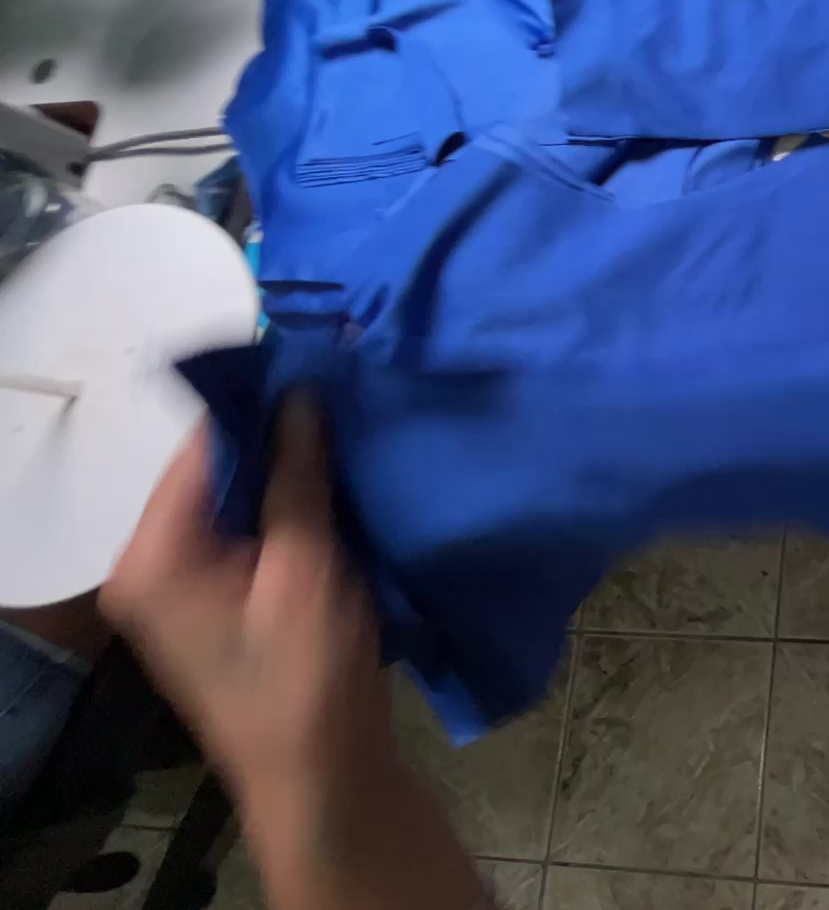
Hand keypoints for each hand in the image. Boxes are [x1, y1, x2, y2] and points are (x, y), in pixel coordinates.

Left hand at [102, 396, 395, 801]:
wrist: (320, 762)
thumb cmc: (307, 669)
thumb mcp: (308, 569)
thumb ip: (299, 484)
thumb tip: (301, 398)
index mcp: (158, 553)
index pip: (206, 450)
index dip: (264, 404)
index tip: (330, 366)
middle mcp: (164, 559)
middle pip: (228, 471)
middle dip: (292, 436)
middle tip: (363, 401)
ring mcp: (201, 578)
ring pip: (255, 497)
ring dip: (307, 470)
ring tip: (369, 435)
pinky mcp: (240, 591)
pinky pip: (272, 526)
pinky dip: (312, 503)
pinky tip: (359, 487)